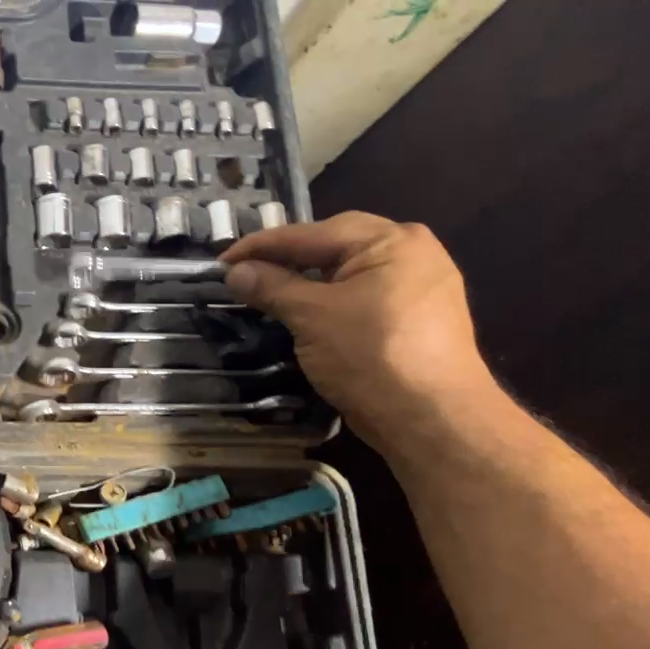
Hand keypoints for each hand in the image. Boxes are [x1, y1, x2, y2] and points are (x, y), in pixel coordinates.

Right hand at [221, 211, 502, 454]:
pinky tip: (309, 311)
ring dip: (307, 277)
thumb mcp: (312, 316)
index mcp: (391, 240)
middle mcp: (411, 251)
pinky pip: (362, 293)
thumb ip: (272, 287)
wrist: (428, 413)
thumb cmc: (370, 354)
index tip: (221, 261)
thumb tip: (236, 272)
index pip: (312, 233)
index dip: (262, 245)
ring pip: (349, 270)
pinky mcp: (415, 316)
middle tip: (245, 271)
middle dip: (288, 255)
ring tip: (270, 289)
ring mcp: (419, 284)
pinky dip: (329, 297)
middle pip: (335, 244)